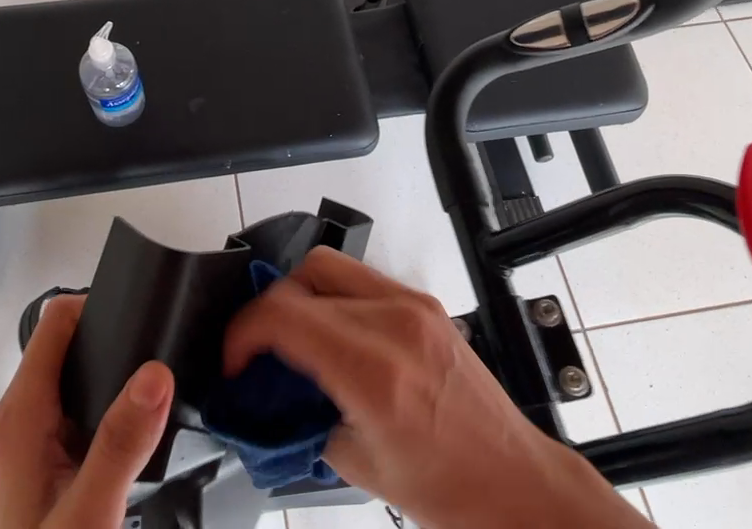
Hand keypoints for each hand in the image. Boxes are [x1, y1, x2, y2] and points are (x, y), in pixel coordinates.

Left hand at [0, 294, 174, 528]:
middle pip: (69, 346)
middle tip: (162, 347)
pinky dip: (114, 406)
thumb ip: (123, 442)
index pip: (54, 324)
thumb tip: (154, 374)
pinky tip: (142, 425)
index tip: (142, 310)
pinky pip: (84, 409)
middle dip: (116, 341)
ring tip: (160, 383)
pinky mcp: (50, 459)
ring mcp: (34, 439)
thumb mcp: (90, 512)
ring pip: (79, 378)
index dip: (97, 306)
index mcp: (21, 417)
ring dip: (117, 374)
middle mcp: (22, 420)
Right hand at [223, 248, 647, 528]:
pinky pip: (363, 279)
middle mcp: (395, 324)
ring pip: (331, 265)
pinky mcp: (427, 304)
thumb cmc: (453, 486)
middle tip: (263, 347)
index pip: (283, 313)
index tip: (237, 358)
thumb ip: (303, 419)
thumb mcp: (356, 463)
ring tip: (299, 339)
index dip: (243, 333)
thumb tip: (268, 396)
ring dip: (302, 296)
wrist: (514, 482)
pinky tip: (337, 335)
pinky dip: (336, 298)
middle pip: (303, 274)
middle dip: (269, 308)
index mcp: (373, 370)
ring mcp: (415, 307)